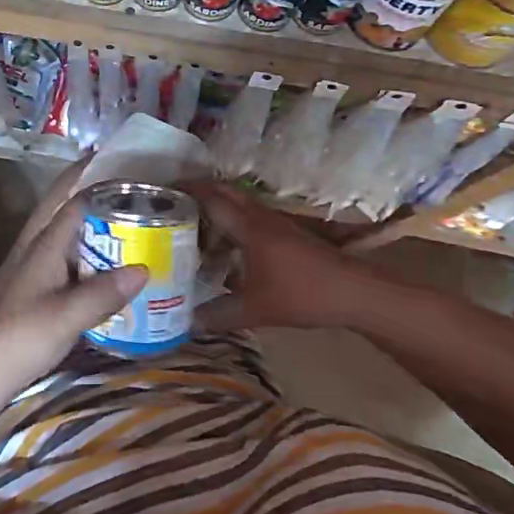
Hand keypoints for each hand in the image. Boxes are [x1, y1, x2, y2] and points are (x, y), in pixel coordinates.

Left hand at [0, 196, 146, 377]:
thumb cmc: (22, 335)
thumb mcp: (68, 316)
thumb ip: (104, 293)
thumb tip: (144, 269)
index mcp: (45, 243)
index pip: (73, 198)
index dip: (98, 180)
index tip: (128, 170)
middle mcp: (36, 246)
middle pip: (62, 205)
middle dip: (88, 189)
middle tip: (125, 187)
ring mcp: (32, 264)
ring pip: (63, 228)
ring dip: (87, 216)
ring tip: (124, 217)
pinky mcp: (34, 284)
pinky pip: (65, 253)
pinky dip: (86, 246)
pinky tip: (105, 260)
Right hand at [187, 182, 365, 330]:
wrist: (354, 293)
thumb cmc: (302, 294)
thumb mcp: (255, 309)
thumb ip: (219, 314)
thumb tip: (187, 321)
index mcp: (248, 227)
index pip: (210, 198)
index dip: (185, 193)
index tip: (159, 194)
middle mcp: (259, 216)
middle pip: (224, 192)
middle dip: (198, 192)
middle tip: (171, 205)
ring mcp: (275, 222)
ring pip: (239, 204)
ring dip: (216, 208)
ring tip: (192, 227)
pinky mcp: (286, 233)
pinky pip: (250, 217)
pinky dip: (232, 223)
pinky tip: (225, 247)